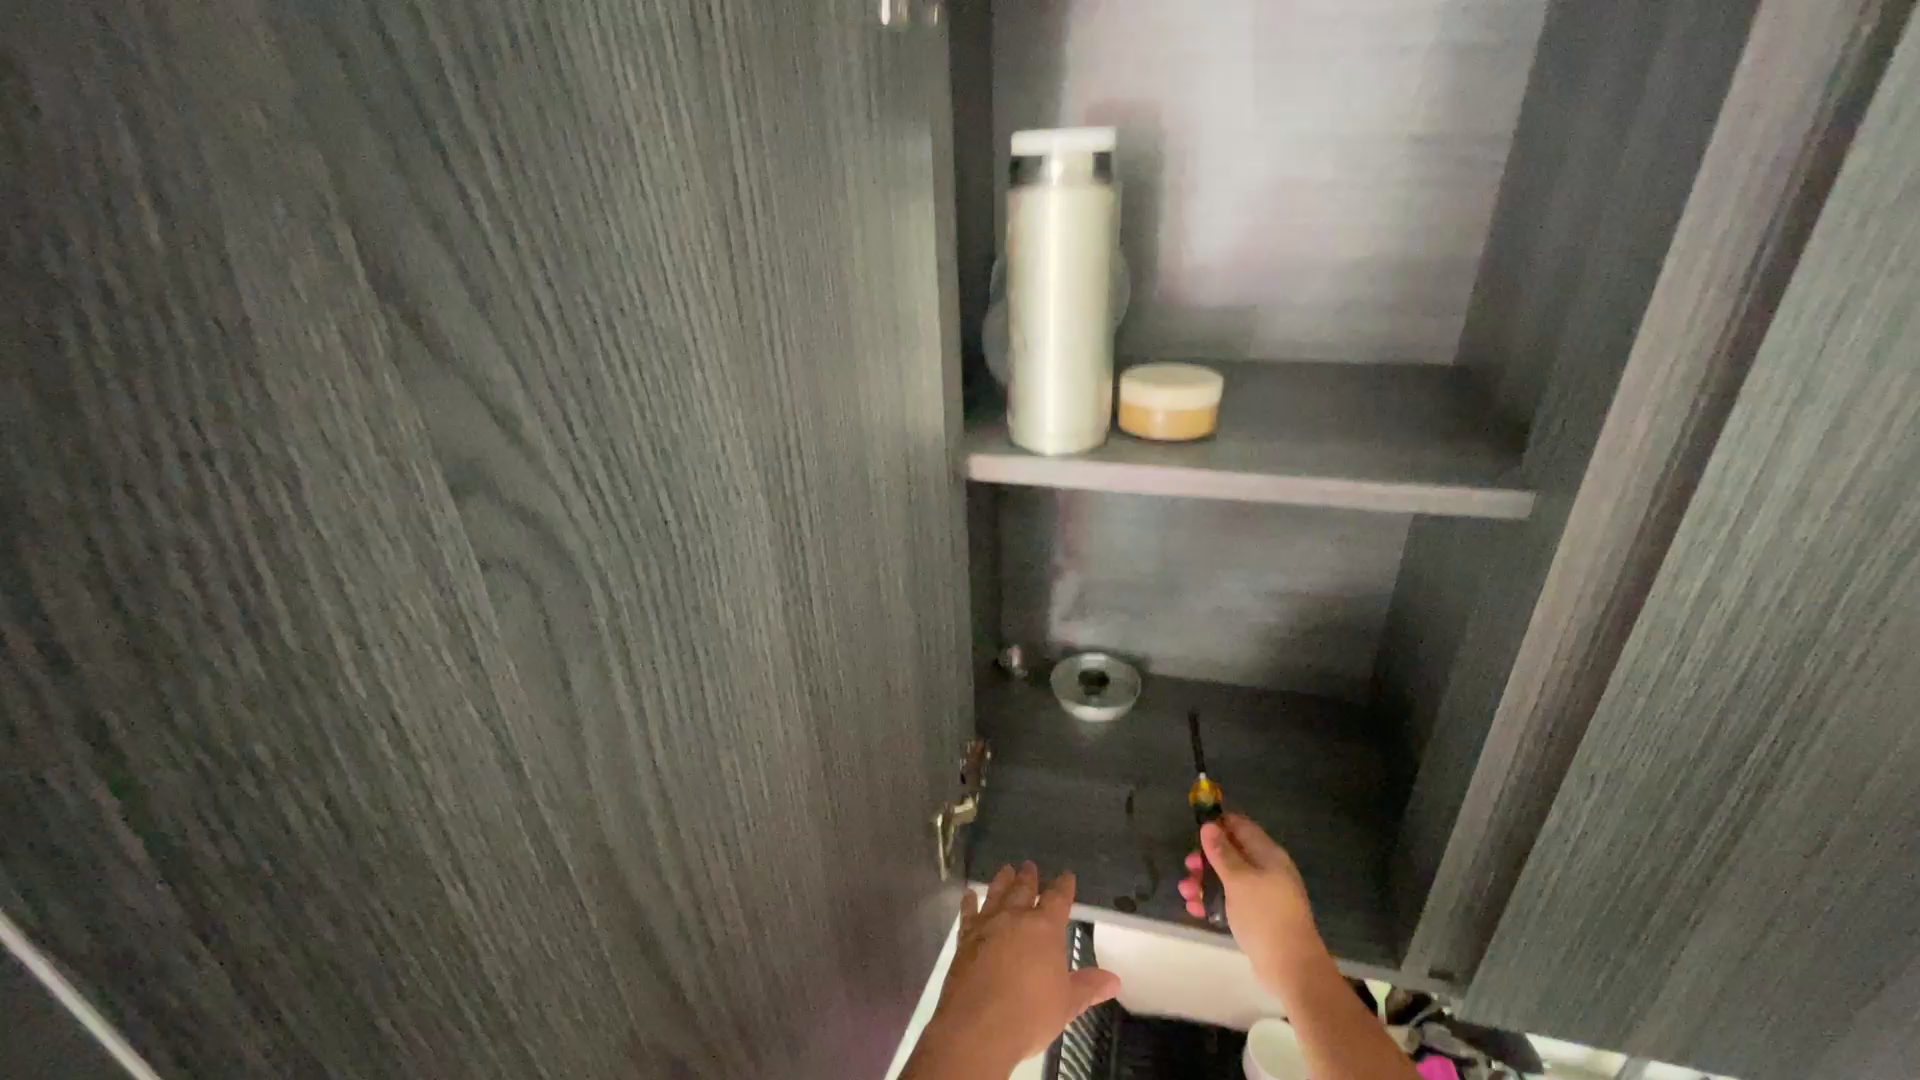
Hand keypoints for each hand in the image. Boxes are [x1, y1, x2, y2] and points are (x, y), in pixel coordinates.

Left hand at [907, 862, 1120, 1077]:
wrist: (978, 1026)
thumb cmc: (1030, 1014)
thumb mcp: (1066, 1004)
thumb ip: (1088, 987)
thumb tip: (1114, 980)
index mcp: (1045, 928)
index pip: (1058, 899)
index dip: (1063, 886)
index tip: (1066, 875)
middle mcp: (1015, 918)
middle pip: (1023, 889)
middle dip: (1029, 877)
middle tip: (1029, 865)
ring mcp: (987, 926)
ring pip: (996, 894)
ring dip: (1002, 881)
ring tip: (1005, 869)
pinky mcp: (965, 939)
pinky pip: (968, 914)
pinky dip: (969, 903)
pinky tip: (969, 896)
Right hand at [1178, 813, 1327, 990]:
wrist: (1291, 967)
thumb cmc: (1264, 915)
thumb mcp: (1239, 880)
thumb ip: (1222, 852)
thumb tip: (1209, 826)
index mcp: (1268, 855)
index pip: (1241, 827)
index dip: (1218, 824)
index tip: (1195, 830)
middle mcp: (1266, 870)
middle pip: (1232, 853)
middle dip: (1206, 858)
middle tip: (1188, 867)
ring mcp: (1262, 895)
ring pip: (1228, 878)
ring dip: (1204, 882)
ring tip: (1185, 892)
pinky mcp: (1256, 916)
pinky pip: (1230, 900)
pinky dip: (1212, 901)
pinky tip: (1195, 908)